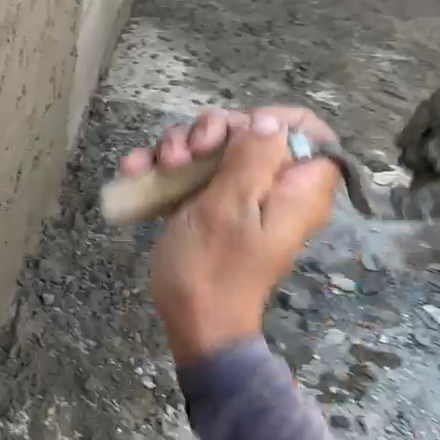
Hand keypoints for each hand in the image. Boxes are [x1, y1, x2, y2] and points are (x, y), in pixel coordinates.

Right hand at [120, 107, 341, 364]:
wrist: (193, 319)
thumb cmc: (214, 266)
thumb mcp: (230, 207)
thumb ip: (253, 158)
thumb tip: (269, 121)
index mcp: (296, 188)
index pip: (305, 131)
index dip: (269, 120)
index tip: (233, 132)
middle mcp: (272, 187)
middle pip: (248, 132)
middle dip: (209, 133)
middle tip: (187, 154)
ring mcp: (236, 196)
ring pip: (212, 148)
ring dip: (177, 148)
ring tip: (157, 167)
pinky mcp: (206, 206)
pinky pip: (187, 172)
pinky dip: (160, 168)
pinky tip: (134, 171)